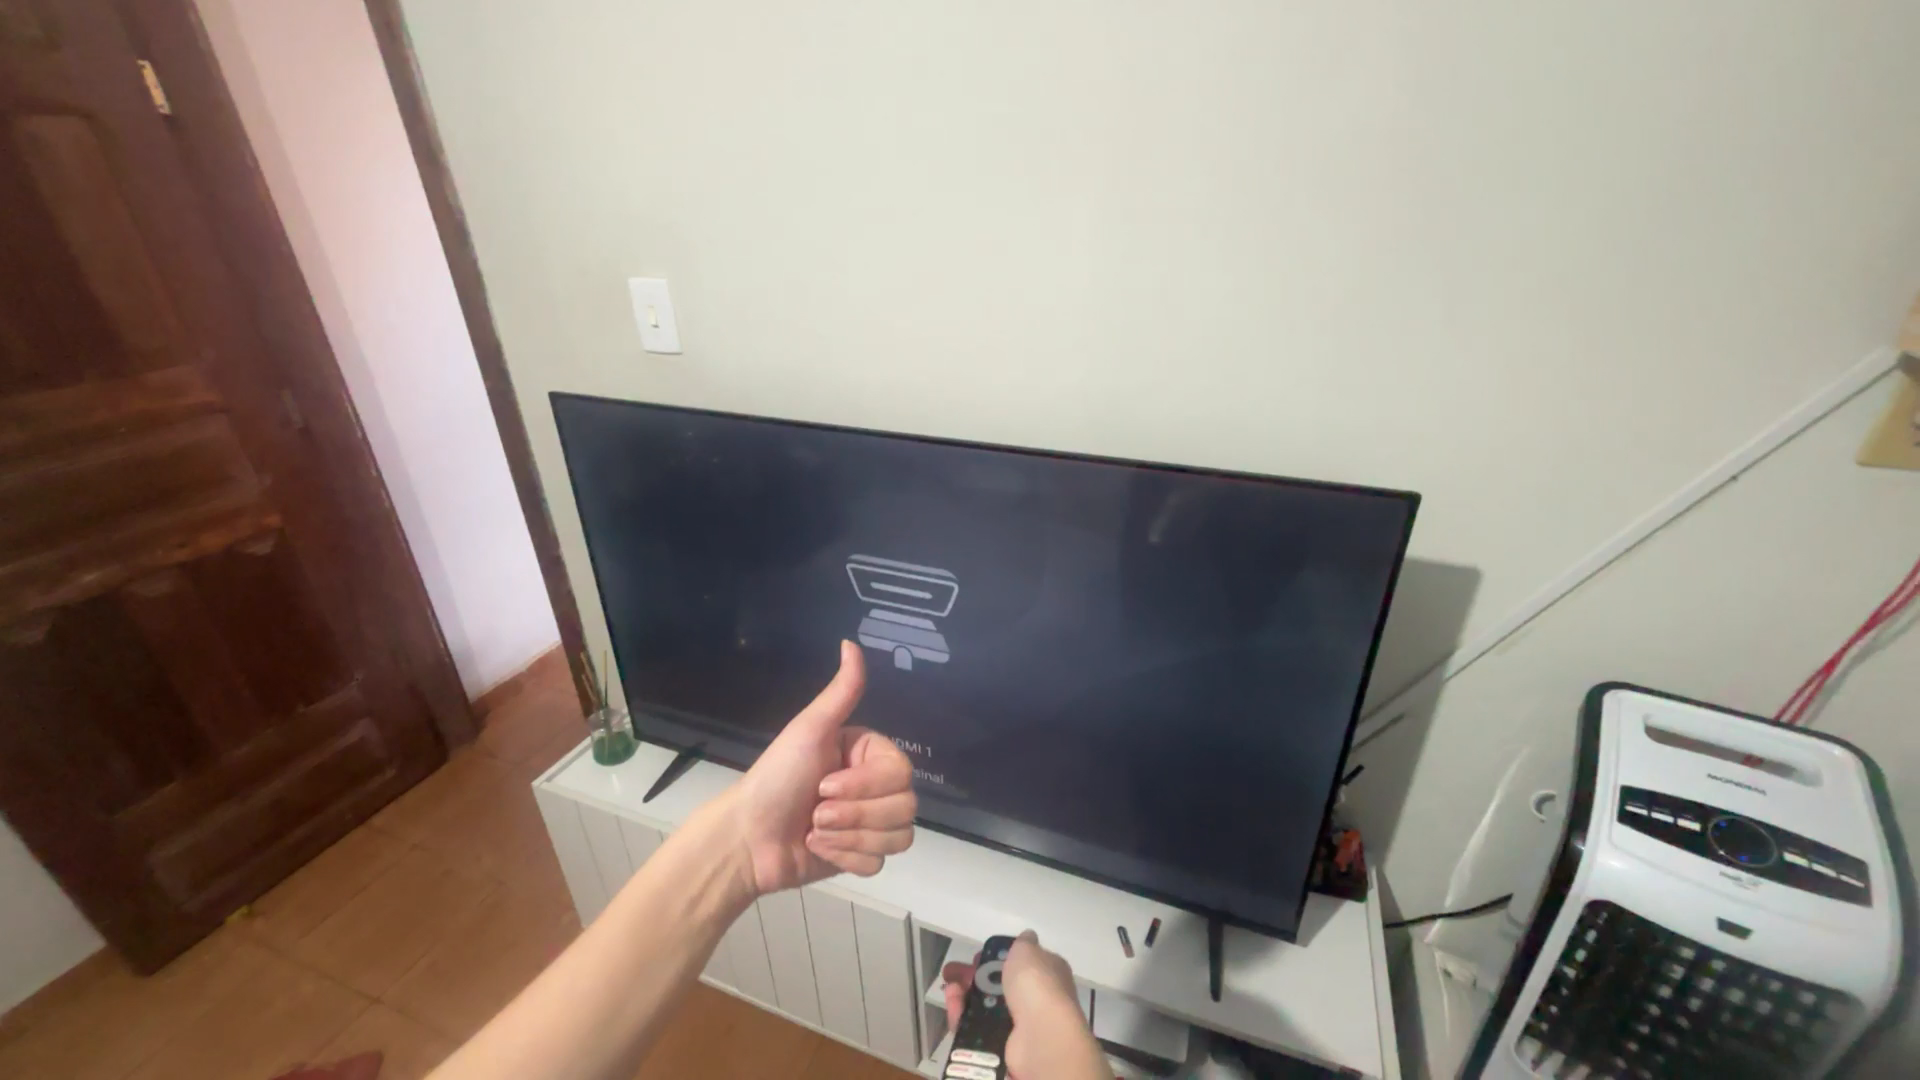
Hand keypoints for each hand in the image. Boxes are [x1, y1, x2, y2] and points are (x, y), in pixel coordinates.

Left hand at [732, 641, 915, 893]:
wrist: (748, 838)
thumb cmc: (777, 778)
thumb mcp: (810, 730)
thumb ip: (841, 691)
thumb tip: (850, 642)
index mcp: (869, 754)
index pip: (902, 774)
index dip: (866, 786)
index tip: (825, 784)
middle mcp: (875, 785)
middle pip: (904, 807)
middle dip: (854, 815)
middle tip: (816, 812)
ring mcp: (871, 822)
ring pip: (897, 836)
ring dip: (850, 838)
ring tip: (816, 831)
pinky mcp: (861, 855)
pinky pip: (880, 862)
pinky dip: (846, 858)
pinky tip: (818, 850)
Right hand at [943, 931, 1112, 1079]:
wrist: (1040, 1034)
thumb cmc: (1036, 984)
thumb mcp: (1028, 950)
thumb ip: (1023, 943)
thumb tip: (1027, 936)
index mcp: (1048, 972)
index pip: (1022, 962)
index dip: (999, 957)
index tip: (980, 955)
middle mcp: (1036, 998)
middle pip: (999, 984)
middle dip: (974, 976)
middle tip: (954, 971)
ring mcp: (1020, 1023)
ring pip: (986, 1006)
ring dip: (965, 995)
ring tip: (949, 986)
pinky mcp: (1004, 1044)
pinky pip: (977, 1028)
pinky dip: (962, 1015)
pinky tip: (952, 1003)